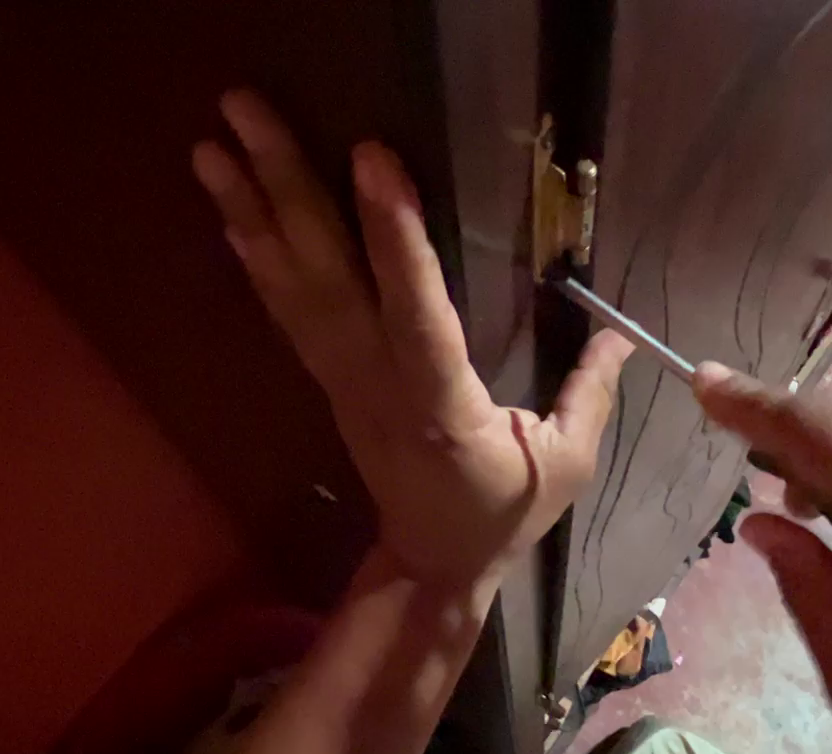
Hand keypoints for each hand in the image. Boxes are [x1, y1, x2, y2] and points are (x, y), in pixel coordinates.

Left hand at [193, 90, 631, 588]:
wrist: (433, 562)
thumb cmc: (502, 516)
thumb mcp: (564, 465)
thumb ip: (588, 396)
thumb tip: (620, 334)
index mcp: (445, 411)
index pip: (418, 317)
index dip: (395, 240)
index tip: (372, 159)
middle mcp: (382, 391)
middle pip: (332, 289)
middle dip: (289, 197)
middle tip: (245, 112)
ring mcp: (348, 389)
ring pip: (298, 298)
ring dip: (253, 219)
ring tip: (211, 149)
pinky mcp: (335, 389)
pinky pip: (294, 322)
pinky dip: (262, 269)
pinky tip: (234, 220)